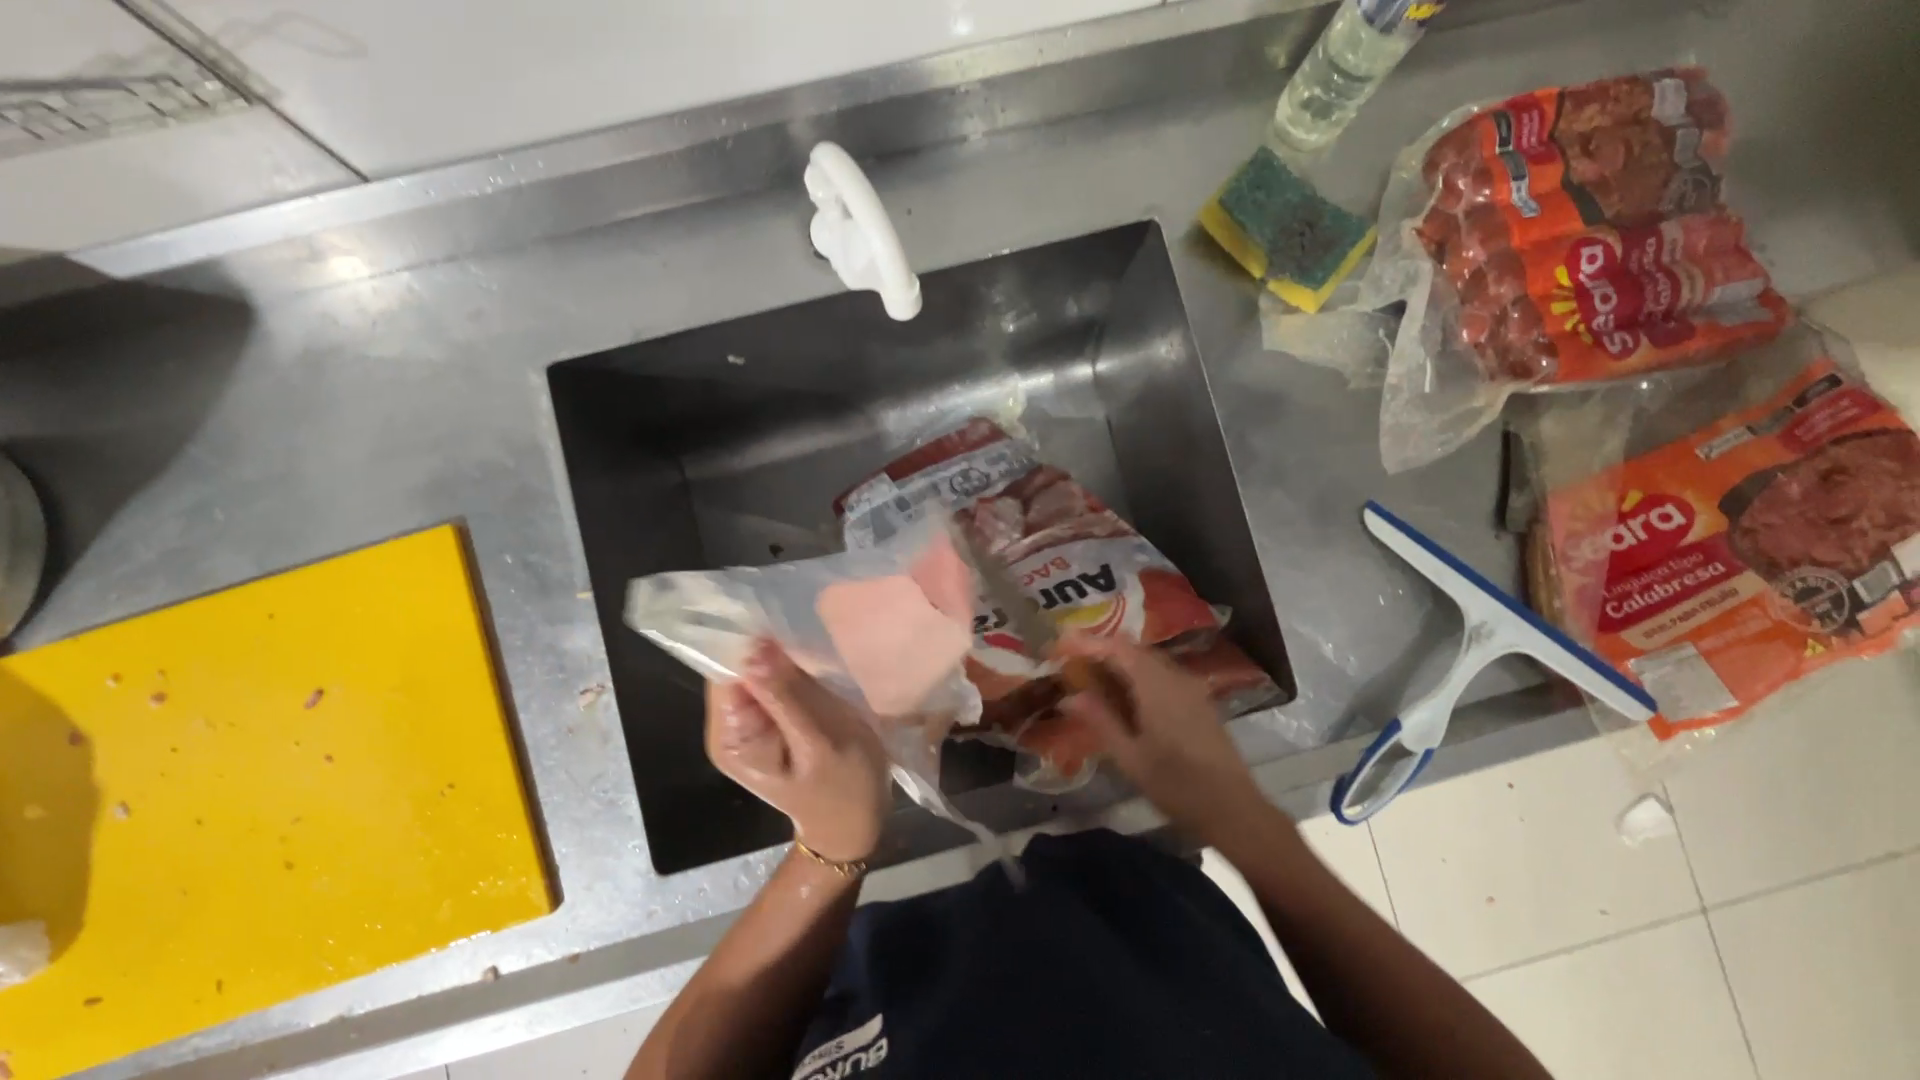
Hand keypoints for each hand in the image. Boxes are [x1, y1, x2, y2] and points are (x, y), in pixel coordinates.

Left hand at [706, 639, 893, 862]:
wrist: (854, 826)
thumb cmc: (844, 789)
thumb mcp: (821, 742)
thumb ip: (786, 695)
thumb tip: (755, 648)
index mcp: (733, 738)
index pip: (727, 671)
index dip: (754, 647)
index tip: (790, 637)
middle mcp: (728, 729)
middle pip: (738, 669)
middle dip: (772, 656)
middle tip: (813, 660)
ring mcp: (744, 726)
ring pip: (756, 673)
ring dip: (785, 665)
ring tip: (818, 671)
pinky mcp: (764, 723)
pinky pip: (770, 685)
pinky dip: (792, 678)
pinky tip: (816, 683)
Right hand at [1055, 634, 1270, 844]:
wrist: (1232, 808)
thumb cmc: (1176, 785)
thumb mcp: (1129, 756)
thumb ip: (1100, 720)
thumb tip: (1069, 696)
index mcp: (1157, 686)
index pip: (1118, 649)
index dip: (1088, 643)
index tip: (1060, 644)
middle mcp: (1176, 678)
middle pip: (1134, 651)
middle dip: (1102, 651)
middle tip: (1071, 662)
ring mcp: (1191, 689)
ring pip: (1150, 662)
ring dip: (1120, 664)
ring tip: (1092, 677)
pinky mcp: (1199, 703)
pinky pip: (1163, 676)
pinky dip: (1138, 677)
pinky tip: (1124, 696)